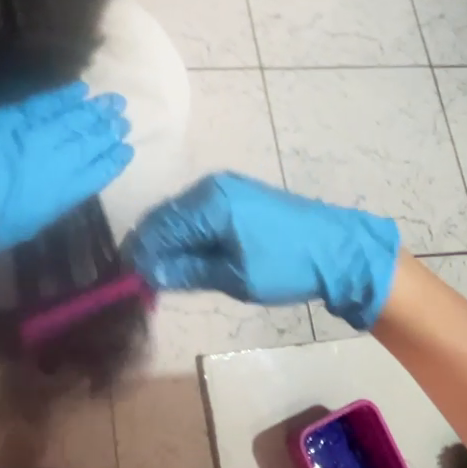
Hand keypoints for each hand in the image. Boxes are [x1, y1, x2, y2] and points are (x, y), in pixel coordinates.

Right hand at [126, 172, 399, 329]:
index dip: (140, 253)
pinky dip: (188, 233)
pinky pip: (197, 212)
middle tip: (145, 281)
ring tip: (165, 273)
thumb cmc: (285, 265)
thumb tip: (146, 274)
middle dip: (152, 247)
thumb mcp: (234, 276)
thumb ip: (186, 271)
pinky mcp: (236, 195)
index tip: (129, 281)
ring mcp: (224, 187)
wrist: (338, 250)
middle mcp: (210, 186)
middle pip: (165, 217)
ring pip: (180, 215)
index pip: (158, 226)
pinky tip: (188, 256)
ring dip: (169, 241)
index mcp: (208, 201)